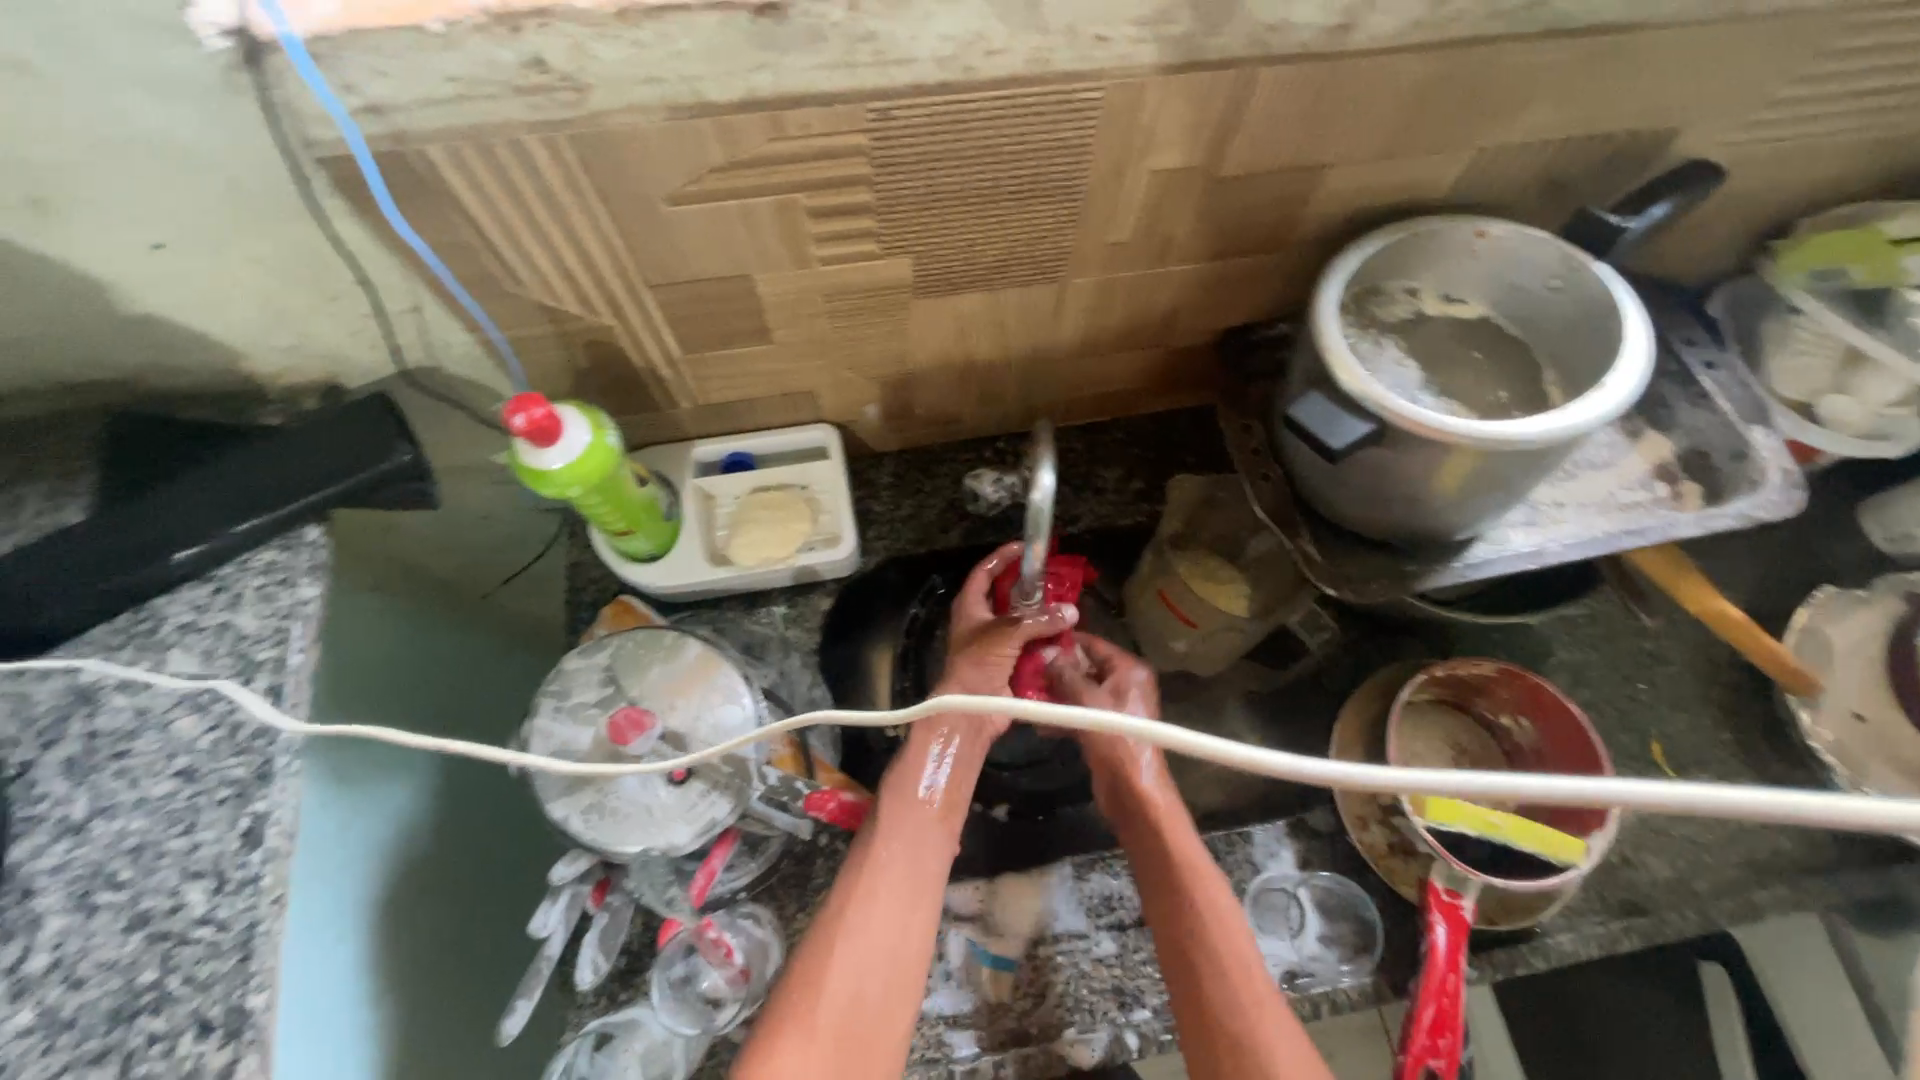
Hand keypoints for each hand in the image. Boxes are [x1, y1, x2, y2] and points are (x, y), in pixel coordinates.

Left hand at [934, 542, 1078, 732]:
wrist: (971, 710)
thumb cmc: (978, 662)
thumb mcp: (1007, 632)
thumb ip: (1039, 619)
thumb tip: (1071, 611)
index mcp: (970, 607)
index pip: (984, 572)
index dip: (1003, 558)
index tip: (1025, 548)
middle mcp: (982, 623)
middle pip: (1009, 598)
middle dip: (1032, 591)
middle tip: (1056, 581)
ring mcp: (996, 646)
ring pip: (1024, 625)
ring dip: (1043, 620)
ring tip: (1068, 608)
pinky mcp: (1009, 666)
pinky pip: (1032, 649)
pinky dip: (1046, 645)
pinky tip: (1065, 638)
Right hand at [1044, 634, 1178, 821]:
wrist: (1132, 790)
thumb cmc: (1114, 738)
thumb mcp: (1086, 701)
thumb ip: (1065, 675)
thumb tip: (1046, 654)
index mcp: (1129, 670)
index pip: (1093, 644)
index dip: (1065, 643)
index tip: (1035, 642)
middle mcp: (1125, 684)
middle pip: (1085, 668)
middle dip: (1056, 672)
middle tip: (1025, 670)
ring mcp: (1116, 708)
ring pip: (1080, 693)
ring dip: (1055, 696)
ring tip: (1026, 695)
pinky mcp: (1106, 729)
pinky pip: (1081, 714)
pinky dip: (1063, 717)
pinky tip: (1039, 724)